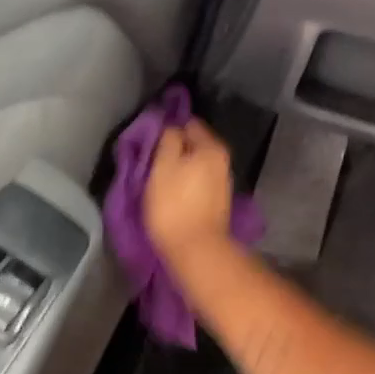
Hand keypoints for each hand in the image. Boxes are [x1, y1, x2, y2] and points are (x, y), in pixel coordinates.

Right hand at [144, 119, 233, 260]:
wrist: (196, 250)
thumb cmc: (174, 205)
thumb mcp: (163, 166)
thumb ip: (168, 140)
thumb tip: (172, 127)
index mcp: (211, 147)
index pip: (189, 123)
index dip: (169, 128)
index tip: (151, 139)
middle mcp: (223, 160)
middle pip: (195, 144)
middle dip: (176, 148)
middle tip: (153, 159)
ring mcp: (223, 181)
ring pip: (197, 163)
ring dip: (181, 166)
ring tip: (161, 177)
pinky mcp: (218, 201)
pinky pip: (199, 180)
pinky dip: (187, 181)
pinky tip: (174, 191)